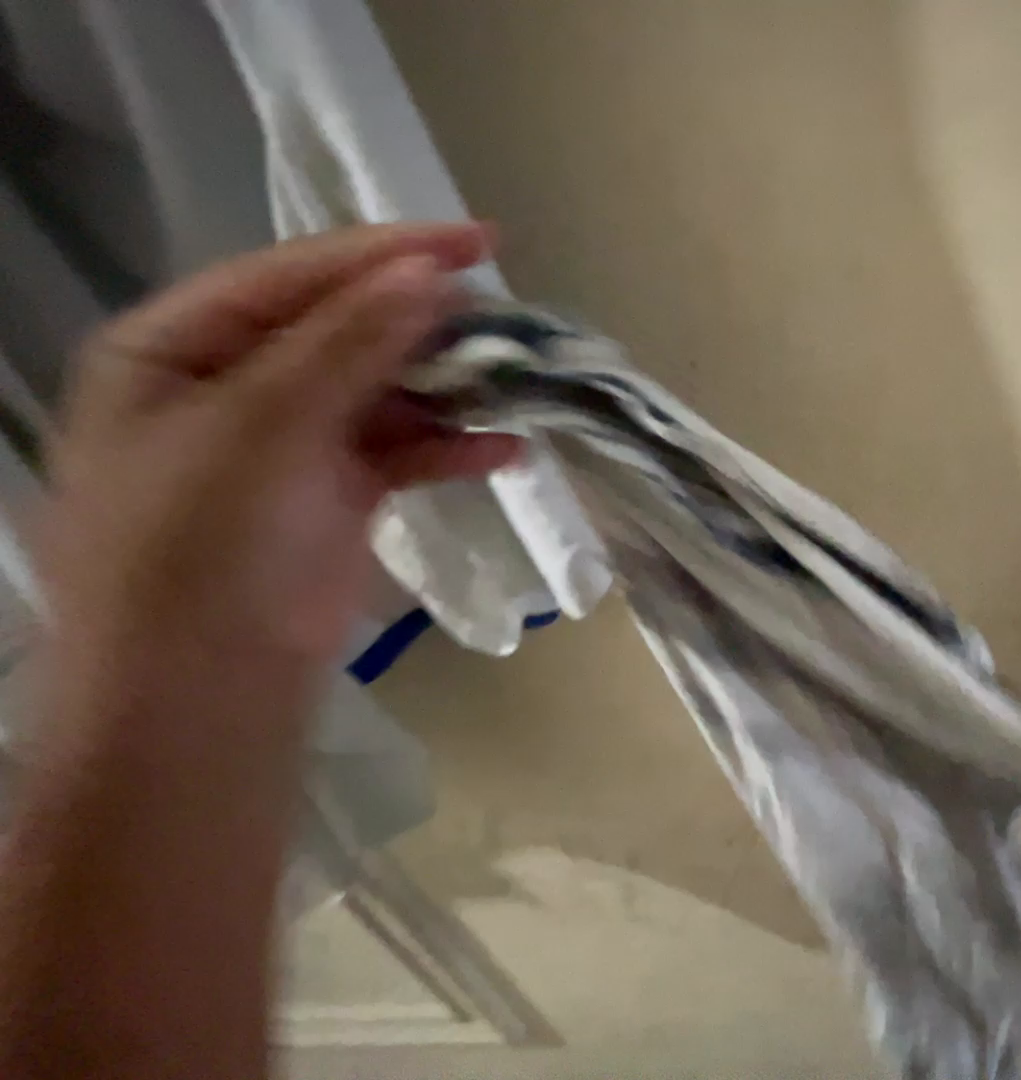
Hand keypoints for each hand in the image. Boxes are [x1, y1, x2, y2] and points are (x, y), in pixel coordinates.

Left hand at [36, 223, 519, 718]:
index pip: (296, 276)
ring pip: (389, 390)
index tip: (483, 242)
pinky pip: (409, 449)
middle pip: (349, 329)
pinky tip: (507, 450)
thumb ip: (349, 344)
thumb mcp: (264, 426)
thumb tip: (431, 275)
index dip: (389, 253)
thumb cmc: (205, 545)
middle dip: (431, 324)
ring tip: (519, 384)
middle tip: (512, 319)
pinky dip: (456, 447)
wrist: (208, 683)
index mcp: (179, 348)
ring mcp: (293, 440)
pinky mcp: (342, 489)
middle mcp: (236, 384)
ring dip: (454, 389)